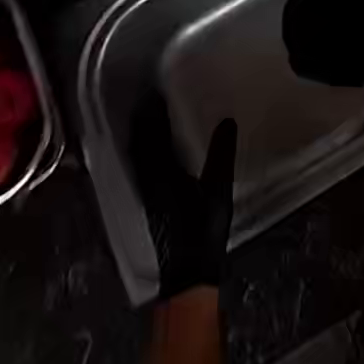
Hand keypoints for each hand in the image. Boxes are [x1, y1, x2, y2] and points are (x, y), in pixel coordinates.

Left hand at [128, 116, 236, 298]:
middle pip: (140, 144)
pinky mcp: (149, 201)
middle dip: (142, 121)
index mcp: (164, 173)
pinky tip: (148, 152)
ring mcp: (147, 192)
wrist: (187, 270)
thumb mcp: (218, 189)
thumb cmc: (204, 229)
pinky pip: (139, 168)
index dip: (153, 113)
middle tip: (148, 100)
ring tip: (145, 118)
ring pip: (137, 156)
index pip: (154, 135)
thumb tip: (227, 123)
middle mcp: (149, 180)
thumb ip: (222, 155)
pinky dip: (141, 152)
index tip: (156, 94)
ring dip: (139, 135)